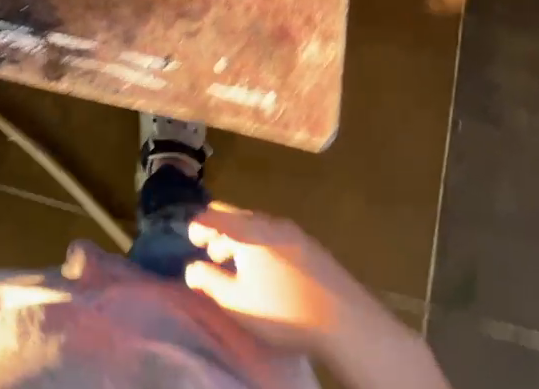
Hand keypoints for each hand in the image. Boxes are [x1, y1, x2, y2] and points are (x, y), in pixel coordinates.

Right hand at [183, 203, 388, 358]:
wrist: (347, 322)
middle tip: (213, 254)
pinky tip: (267, 272)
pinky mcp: (312, 247)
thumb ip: (208, 281)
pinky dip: (262, 246)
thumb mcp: (237, 301)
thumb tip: (191, 268)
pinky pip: (276, 236)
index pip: (213, 215)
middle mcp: (268, 222)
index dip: (198, 226)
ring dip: (241, 240)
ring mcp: (294, 233)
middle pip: (236, 216)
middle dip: (220, 231)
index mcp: (247, 230)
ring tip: (239, 266)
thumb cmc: (283, 310)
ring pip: (257, 226)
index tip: (191, 240)